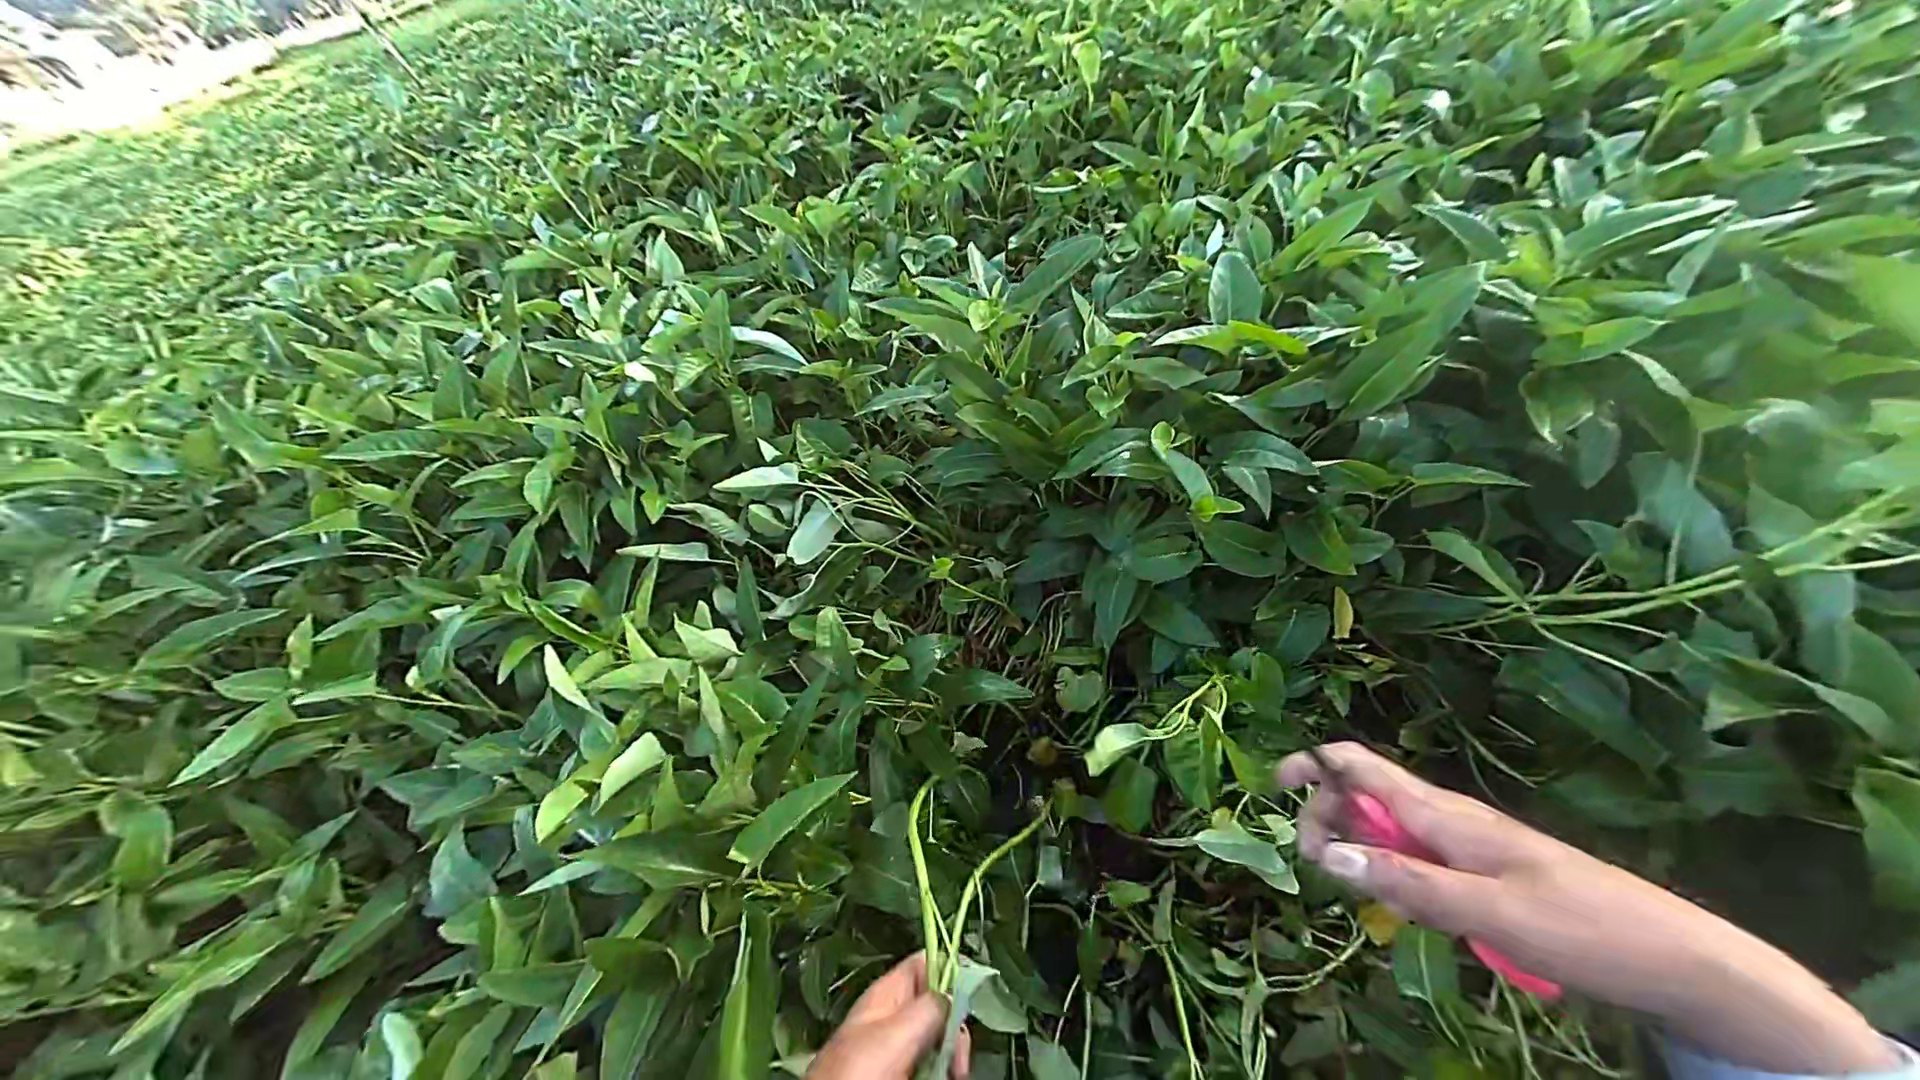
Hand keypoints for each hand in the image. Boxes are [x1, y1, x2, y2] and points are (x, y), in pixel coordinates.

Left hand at [805, 953, 969, 1079]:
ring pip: (937, 1040)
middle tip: (958, 1063)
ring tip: (951, 1076)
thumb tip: (954, 994)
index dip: (951, 969)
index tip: (974, 994)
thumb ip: (929, 1007)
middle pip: (938, 1005)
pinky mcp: (899, 1074)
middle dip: (955, 1029)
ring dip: (951, 1057)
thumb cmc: (859, 1073)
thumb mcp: (896, 1034)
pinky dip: (940, 1072)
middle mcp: (894, 1016)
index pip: (925, 962)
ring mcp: (896, 1049)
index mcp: (889, 994)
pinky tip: (944, 1079)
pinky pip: (929, 1067)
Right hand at [1279, 742, 1897, 1074]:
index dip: (1310, 763)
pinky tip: (1413, 911)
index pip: (1355, 763)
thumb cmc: (1585, 927)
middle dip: (1325, 820)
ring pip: (1385, 830)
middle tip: (1320, 869)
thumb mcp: (1489, 911)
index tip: (1275, 786)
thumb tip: (1327, 856)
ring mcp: (1462, 842)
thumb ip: (1405, 882)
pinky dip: (1394, 875)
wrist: (1686, 961)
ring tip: (1372, 901)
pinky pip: (1415, 859)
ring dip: (1360, 853)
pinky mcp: (1478, 869)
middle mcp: (1443, 816)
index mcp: (1439, 811)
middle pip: (1359, 796)